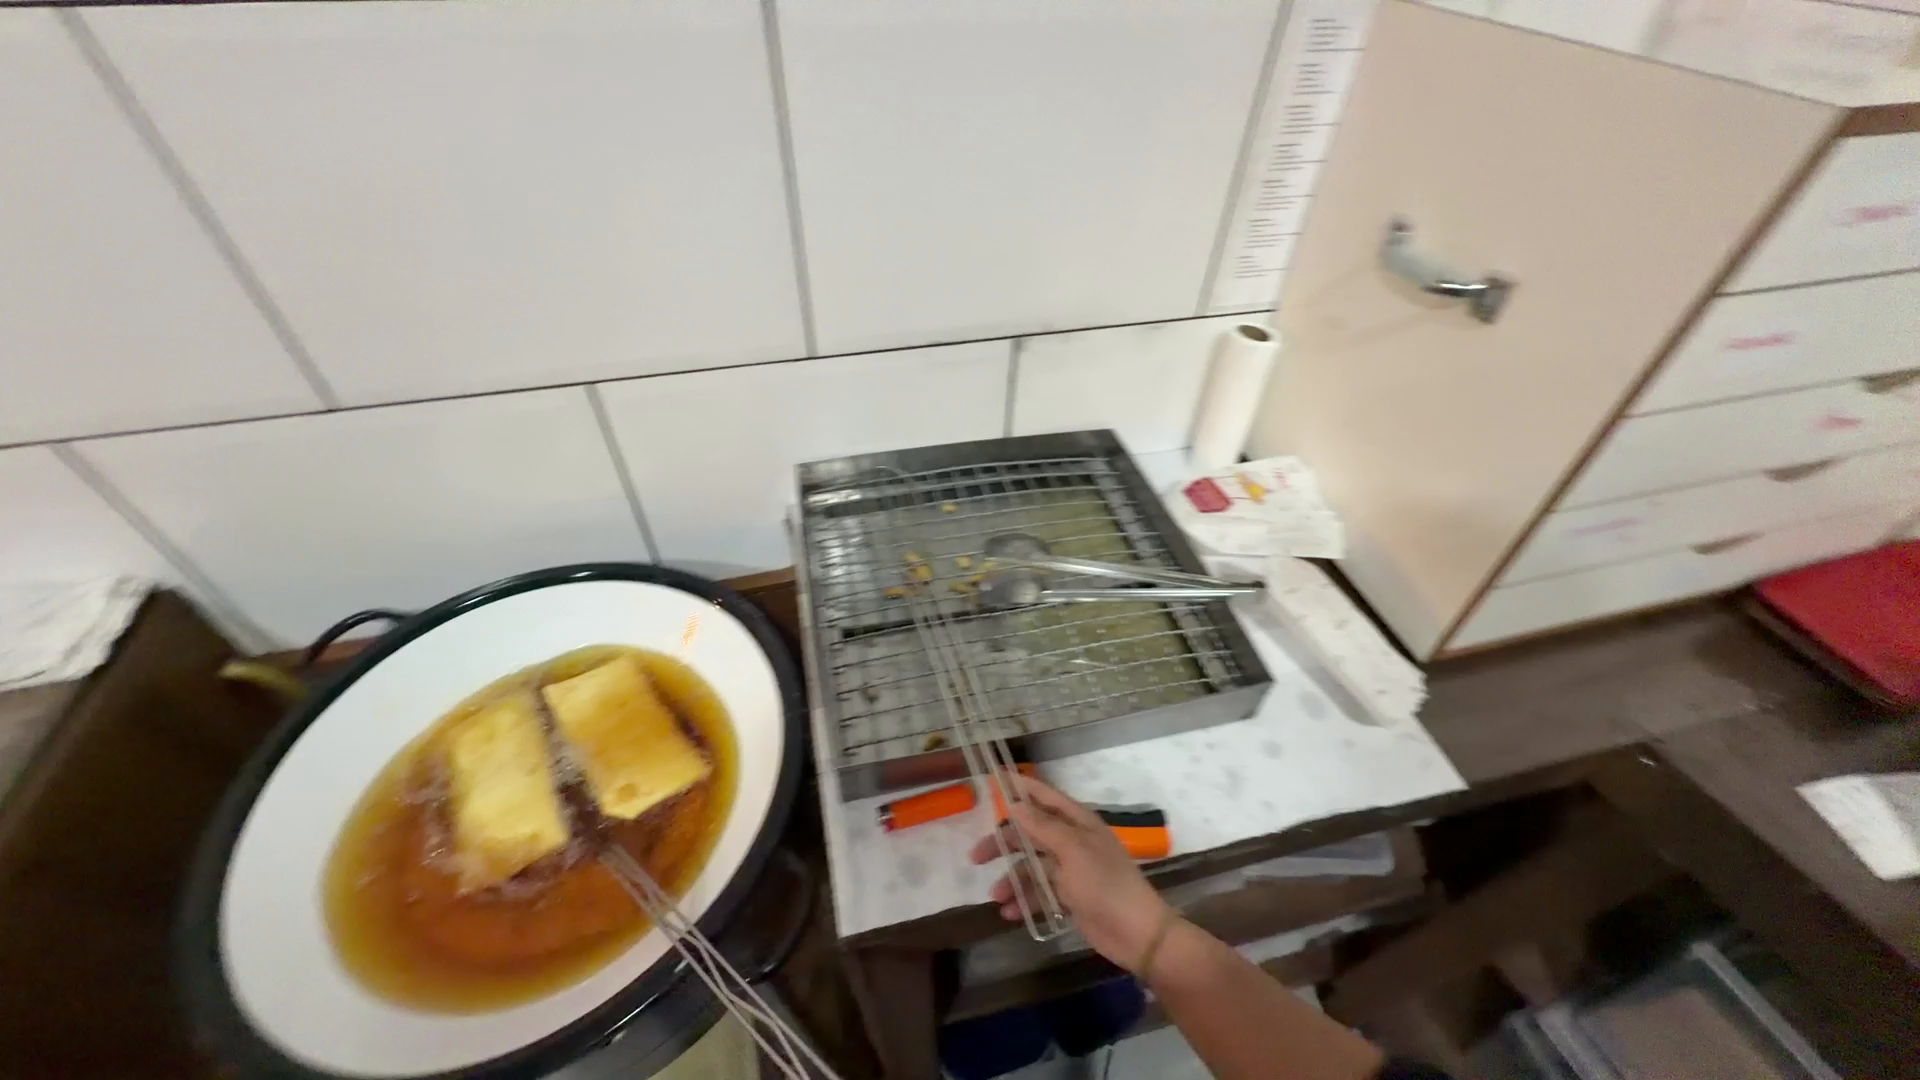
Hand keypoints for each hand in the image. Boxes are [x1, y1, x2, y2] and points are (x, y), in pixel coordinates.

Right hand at [969, 774, 1173, 971]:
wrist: (1135, 932)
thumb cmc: (1105, 883)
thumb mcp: (1073, 850)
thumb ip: (1043, 826)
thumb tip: (1016, 803)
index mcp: (1078, 823)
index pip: (1045, 796)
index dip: (1021, 787)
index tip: (994, 779)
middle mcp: (1072, 841)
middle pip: (1031, 834)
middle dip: (1004, 844)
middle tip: (976, 857)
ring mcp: (1070, 870)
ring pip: (1032, 867)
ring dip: (1012, 880)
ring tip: (996, 897)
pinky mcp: (1069, 897)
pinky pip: (1039, 893)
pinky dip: (1024, 902)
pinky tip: (1010, 914)